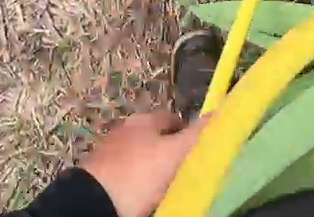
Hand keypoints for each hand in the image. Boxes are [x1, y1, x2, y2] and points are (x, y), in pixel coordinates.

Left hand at [79, 112, 205, 216]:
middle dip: (169, 152)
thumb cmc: (138, 174)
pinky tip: (144, 197)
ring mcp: (110, 154)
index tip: (199, 150)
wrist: (92, 204)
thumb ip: (196, 135)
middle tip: (186, 172)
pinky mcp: (101, 176)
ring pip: (140, 158)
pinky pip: (127, 176)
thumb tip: (221, 110)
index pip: (171, 119)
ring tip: (167, 188)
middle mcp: (125, 131)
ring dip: (152, 169)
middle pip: (155, 138)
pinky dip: (137, 183)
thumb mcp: (172, 155)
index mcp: (143, 121)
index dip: (187, 132)